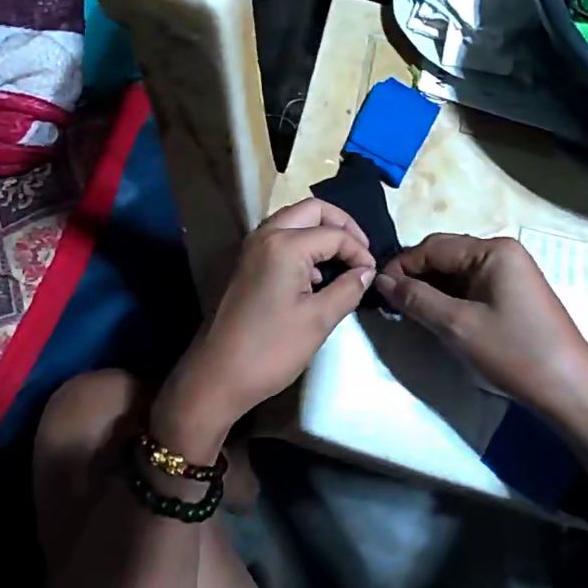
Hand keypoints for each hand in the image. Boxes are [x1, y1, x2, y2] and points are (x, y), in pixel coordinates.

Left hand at [153, 199, 374, 456]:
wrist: (215, 377)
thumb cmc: (270, 349)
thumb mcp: (318, 320)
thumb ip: (347, 289)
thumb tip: (365, 271)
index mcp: (284, 245)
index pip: (334, 234)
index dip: (359, 251)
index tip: (371, 274)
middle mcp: (265, 235)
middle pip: (311, 209)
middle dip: (341, 224)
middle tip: (360, 249)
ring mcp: (251, 248)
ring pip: (293, 219)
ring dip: (320, 230)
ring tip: (342, 258)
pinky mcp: (245, 264)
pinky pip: (279, 237)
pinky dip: (302, 243)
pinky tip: (315, 274)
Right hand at [374, 235, 587, 418]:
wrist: (570, 389)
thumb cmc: (514, 352)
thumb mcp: (458, 326)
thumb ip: (417, 299)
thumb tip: (382, 281)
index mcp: (493, 250)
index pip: (434, 246)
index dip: (402, 266)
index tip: (376, 289)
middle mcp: (503, 253)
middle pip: (446, 256)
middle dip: (416, 276)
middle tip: (388, 303)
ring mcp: (511, 273)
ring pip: (458, 273)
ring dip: (431, 289)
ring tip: (407, 312)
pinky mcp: (514, 294)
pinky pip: (473, 287)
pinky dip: (451, 299)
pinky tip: (435, 317)